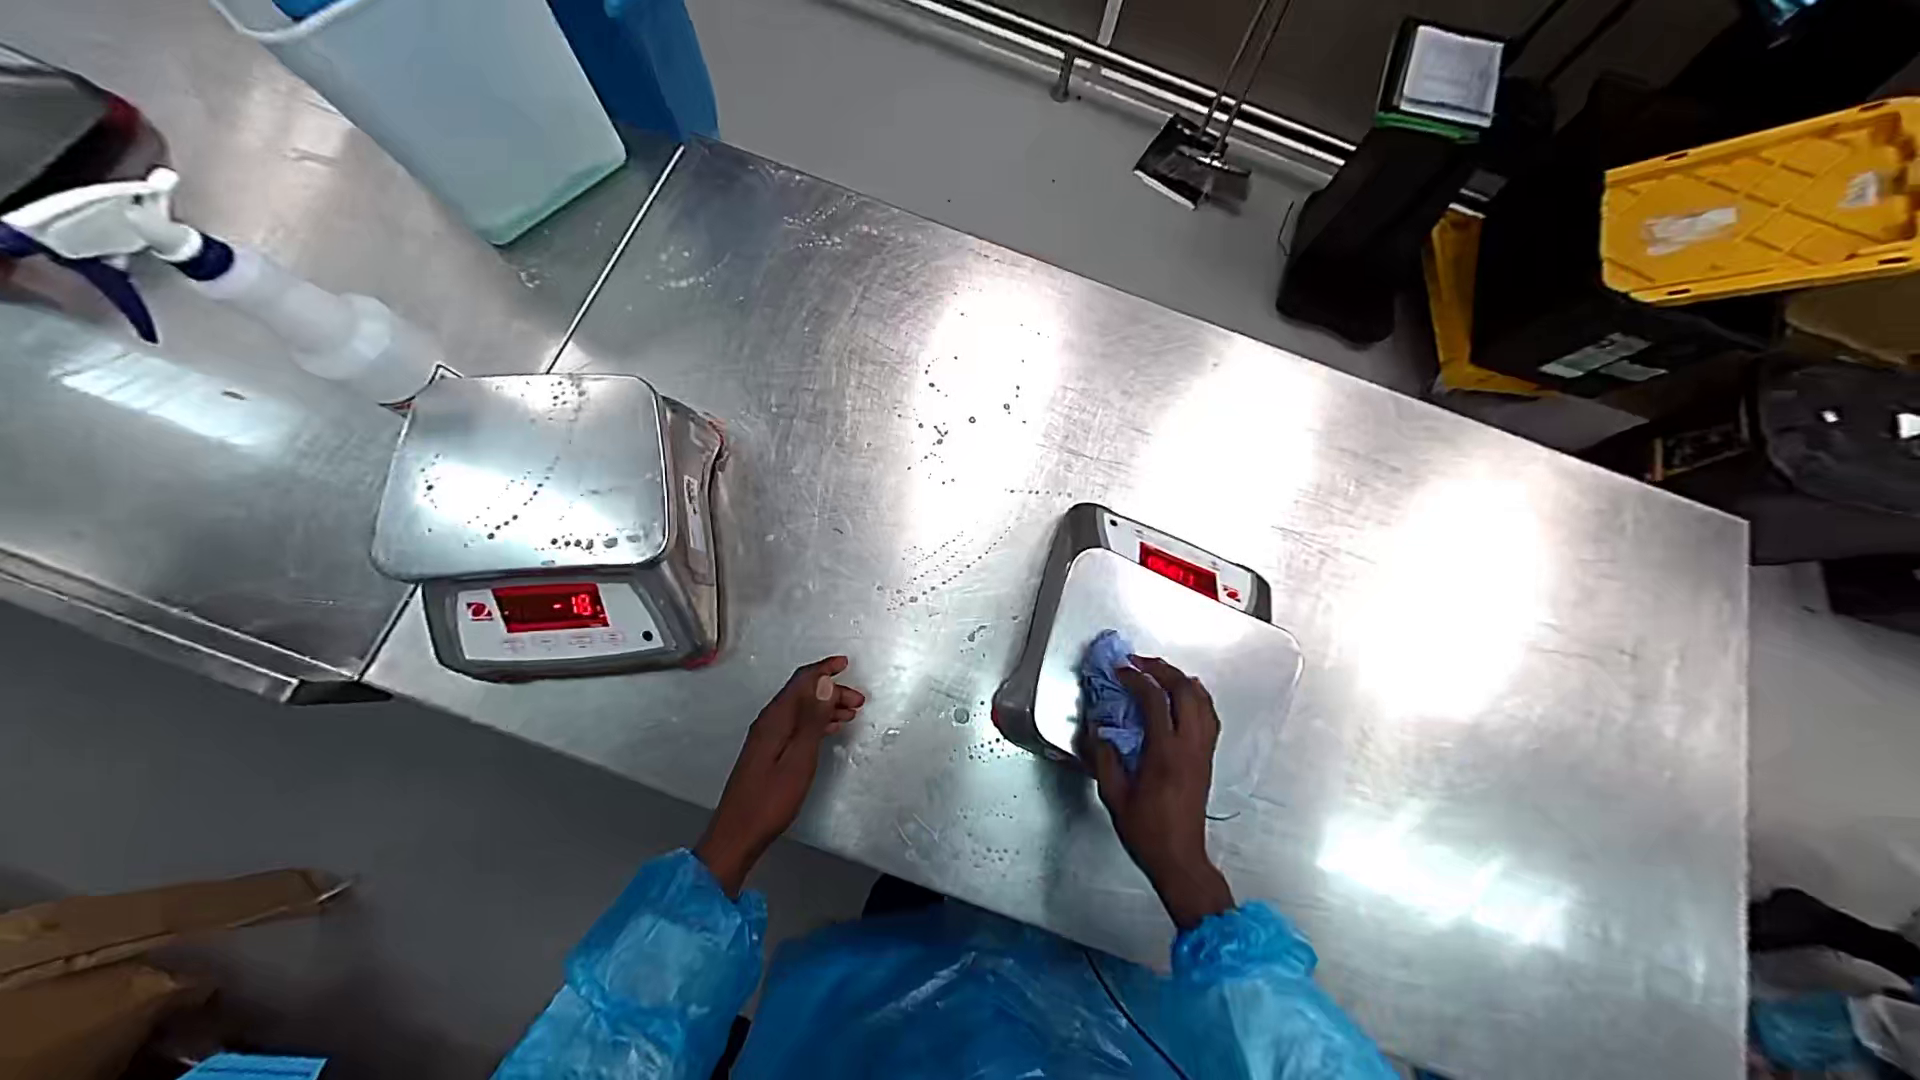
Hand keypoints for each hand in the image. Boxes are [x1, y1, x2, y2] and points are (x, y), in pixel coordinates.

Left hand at [696, 656, 865, 895]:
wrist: (738, 835)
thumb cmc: (771, 800)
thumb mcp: (799, 758)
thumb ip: (812, 719)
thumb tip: (824, 683)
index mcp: (775, 719)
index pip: (802, 682)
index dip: (824, 669)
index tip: (845, 664)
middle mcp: (768, 722)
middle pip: (802, 694)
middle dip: (831, 691)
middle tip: (858, 700)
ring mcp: (767, 737)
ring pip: (801, 710)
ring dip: (826, 707)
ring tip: (850, 714)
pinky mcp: (768, 751)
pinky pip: (796, 724)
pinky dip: (816, 721)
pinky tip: (829, 729)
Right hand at [1083, 655, 1234, 929]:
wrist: (1180, 857)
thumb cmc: (1146, 829)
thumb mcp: (1114, 794)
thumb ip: (1105, 757)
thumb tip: (1099, 729)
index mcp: (1165, 753)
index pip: (1155, 700)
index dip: (1136, 679)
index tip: (1121, 671)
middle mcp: (1190, 747)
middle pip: (1185, 692)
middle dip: (1162, 670)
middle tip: (1141, 662)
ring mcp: (1204, 751)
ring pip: (1202, 701)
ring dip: (1181, 680)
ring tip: (1160, 671)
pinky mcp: (1208, 758)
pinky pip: (1209, 716)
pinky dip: (1197, 697)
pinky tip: (1185, 694)